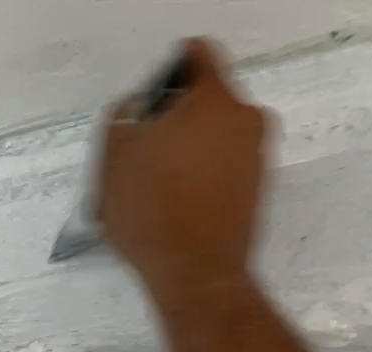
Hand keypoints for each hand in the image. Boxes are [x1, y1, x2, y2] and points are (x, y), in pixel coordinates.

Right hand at [98, 39, 273, 288]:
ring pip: (213, 139)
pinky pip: (223, 170)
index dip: (165, 77)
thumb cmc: (151, 213)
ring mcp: (257, 155)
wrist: (195, 274)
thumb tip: (136, 110)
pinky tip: (174, 211)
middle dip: (173, 123)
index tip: (146, 109)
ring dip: (186, 155)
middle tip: (142, 159)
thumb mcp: (114, 162)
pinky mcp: (257, 190)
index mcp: (213, 98)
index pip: (196, 57)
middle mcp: (245, 118)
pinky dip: (200, 181)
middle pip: (204, 103)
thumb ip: (122, 120)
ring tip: (154, 193)